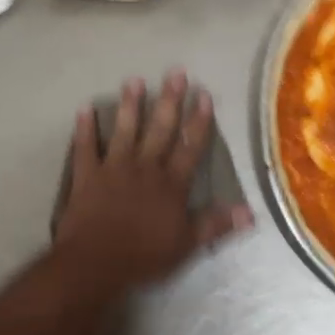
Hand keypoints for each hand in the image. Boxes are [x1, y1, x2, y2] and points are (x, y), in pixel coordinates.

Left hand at [51, 71, 253, 293]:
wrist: (96, 262)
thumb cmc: (144, 256)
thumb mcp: (186, 245)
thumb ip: (215, 225)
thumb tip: (249, 212)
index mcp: (171, 185)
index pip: (191, 147)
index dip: (199, 122)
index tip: (204, 95)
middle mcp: (145, 168)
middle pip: (160, 130)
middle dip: (170, 101)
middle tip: (176, 72)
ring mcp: (113, 169)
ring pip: (124, 131)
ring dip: (130, 105)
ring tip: (134, 80)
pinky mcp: (87, 176)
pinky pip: (86, 147)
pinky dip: (85, 128)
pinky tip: (84, 108)